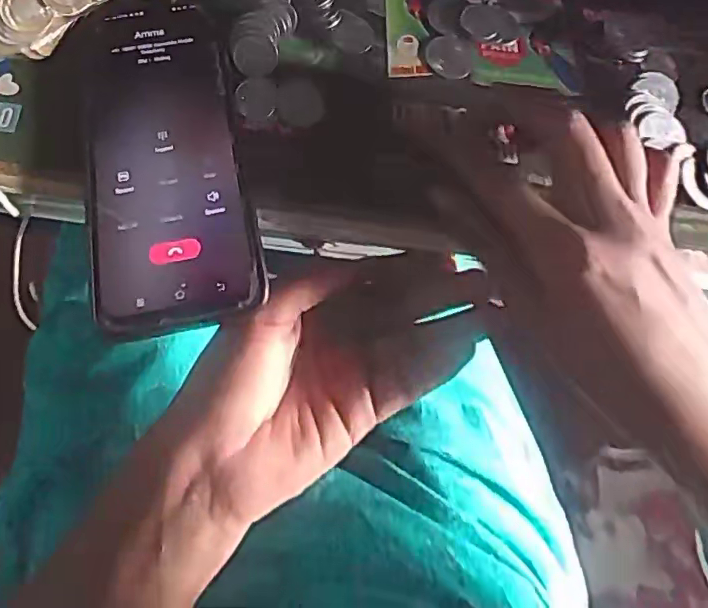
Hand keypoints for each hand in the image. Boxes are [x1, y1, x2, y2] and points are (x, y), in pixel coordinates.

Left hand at [155, 254, 489, 527]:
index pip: (365, 277)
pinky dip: (438, 362)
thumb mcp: (264, 312)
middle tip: (480, 275)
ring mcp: (353, 369)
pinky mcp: (366, 408)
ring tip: (491, 305)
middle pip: (394, 305)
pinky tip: (469, 342)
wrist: (216, 455)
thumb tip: (360, 262)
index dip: (401, 265)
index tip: (438, 252)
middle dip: (435, 290)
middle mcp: (337, 330)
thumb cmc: (231, 374)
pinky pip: (407, 379)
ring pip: (408, 338)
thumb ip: (312, 283)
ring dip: (448, 323)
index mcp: (308, 302)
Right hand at [403, 95, 707, 559]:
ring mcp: (645, 216)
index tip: (424, 123)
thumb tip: (443, 197)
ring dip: (568, 116)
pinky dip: (626, 146)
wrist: (703, 410)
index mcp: (565, 249)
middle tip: (482, 109)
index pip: (497, 178)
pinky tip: (602, 151)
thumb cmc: (606, 374)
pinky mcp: (667, 225)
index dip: (453, 144)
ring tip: (533, 125)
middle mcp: (609, 217)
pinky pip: (654, 166)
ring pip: (614, 134)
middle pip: (565, 129)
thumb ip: (489, 247)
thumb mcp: (533, 317)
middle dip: (517, 104)